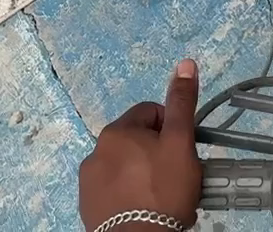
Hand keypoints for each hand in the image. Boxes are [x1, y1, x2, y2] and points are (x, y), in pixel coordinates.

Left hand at [79, 59, 202, 229]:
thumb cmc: (163, 190)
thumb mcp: (180, 142)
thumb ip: (181, 102)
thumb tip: (185, 63)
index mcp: (116, 131)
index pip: (151, 113)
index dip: (171, 129)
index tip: (181, 152)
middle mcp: (95, 152)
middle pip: (137, 139)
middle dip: (156, 152)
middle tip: (174, 175)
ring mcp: (88, 183)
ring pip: (125, 165)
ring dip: (142, 173)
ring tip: (159, 196)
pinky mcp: (87, 209)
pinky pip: (113, 190)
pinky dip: (128, 194)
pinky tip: (142, 209)